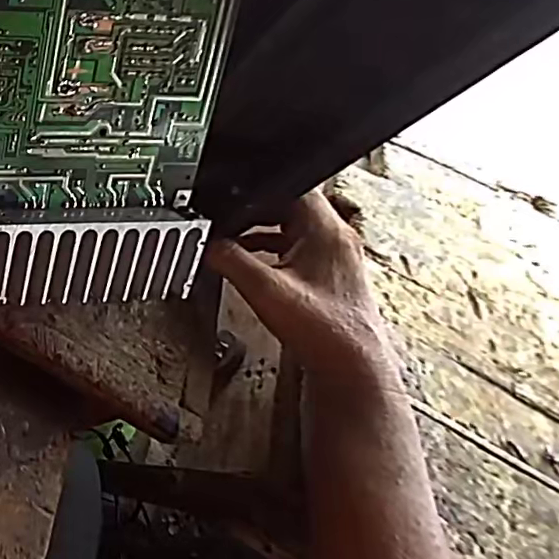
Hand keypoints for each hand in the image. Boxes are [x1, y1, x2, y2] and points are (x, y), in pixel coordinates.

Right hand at [205, 189, 396, 381]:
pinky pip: (296, 248)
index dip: (256, 190)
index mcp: (326, 232)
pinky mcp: (331, 275)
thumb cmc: (324, 332)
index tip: (231, 199)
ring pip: (292, 227)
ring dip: (262, 231)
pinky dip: (273, 250)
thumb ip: (230, 260)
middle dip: (253, 211)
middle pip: (288, 205)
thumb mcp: (263, 290)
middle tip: (227, 219)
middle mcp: (336, 239)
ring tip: (234, 241)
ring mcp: (336, 257)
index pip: (289, 188)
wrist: (352, 370)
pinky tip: (254, 266)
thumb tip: (206, 244)